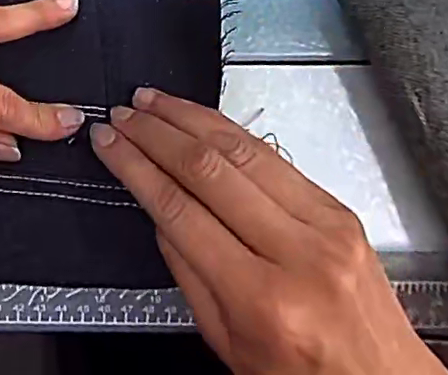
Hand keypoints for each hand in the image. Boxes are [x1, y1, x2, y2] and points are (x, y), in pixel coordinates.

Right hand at [91, 89, 445, 374]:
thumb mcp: (229, 346)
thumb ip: (188, 272)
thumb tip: (156, 206)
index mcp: (264, 302)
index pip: (180, 212)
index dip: (135, 168)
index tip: (110, 142)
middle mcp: (298, 252)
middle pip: (208, 169)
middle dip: (156, 133)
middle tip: (123, 112)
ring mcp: (324, 222)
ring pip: (241, 147)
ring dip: (189, 116)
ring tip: (152, 100)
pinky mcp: (337, 204)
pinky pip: (273, 155)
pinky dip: (228, 128)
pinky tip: (200, 116)